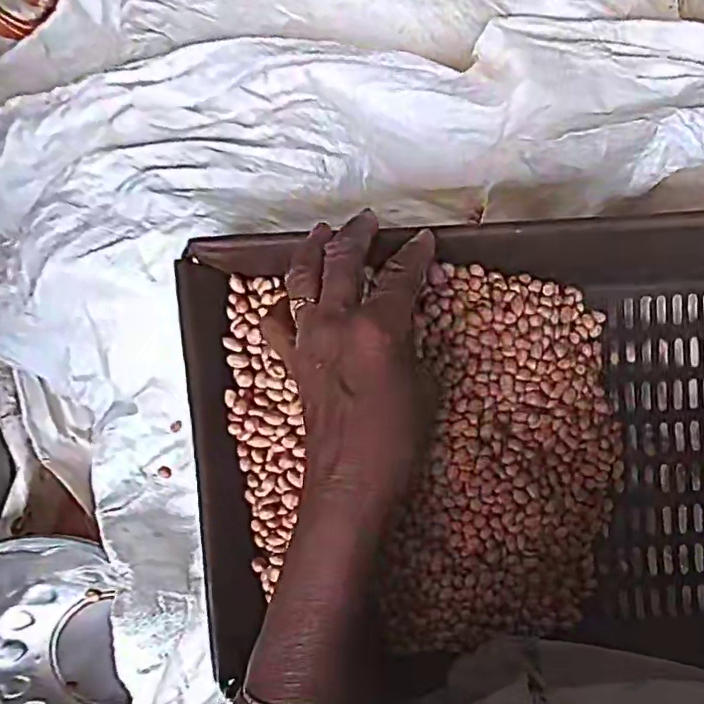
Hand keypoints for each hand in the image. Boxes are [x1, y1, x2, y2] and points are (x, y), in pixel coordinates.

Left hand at [261, 211, 434, 517]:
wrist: (349, 481)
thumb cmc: (396, 443)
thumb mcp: (424, 389)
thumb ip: (413, 347)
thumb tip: (404, 329)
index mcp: (377, 327)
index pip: (400, 277)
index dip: (415, 256)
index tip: (424, 242)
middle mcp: (336, 323)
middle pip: (342, 262)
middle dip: (358, 236)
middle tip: (368, 222)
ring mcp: (308, 341)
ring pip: (302, 279)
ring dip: (312, 251)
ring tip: (320, 233)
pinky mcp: (293, 362)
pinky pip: (278, 321)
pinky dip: (282, 303)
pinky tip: (287, 297)